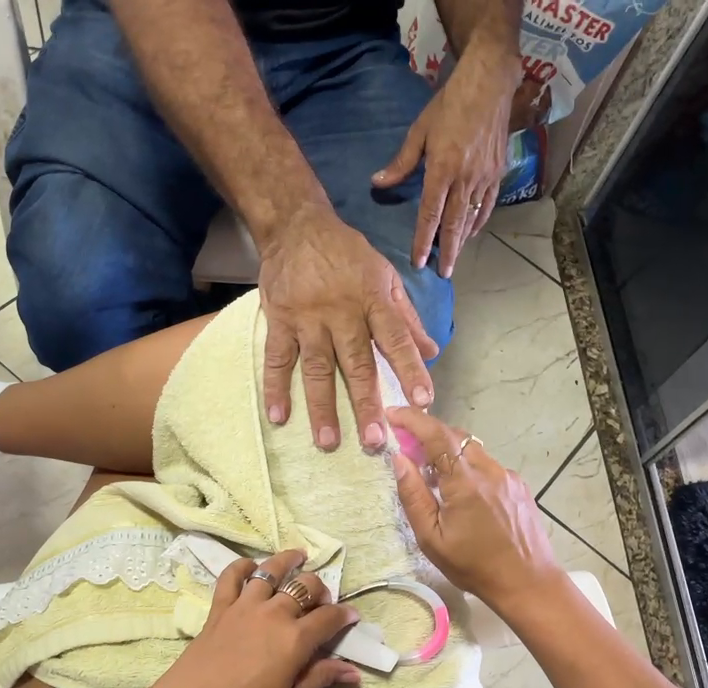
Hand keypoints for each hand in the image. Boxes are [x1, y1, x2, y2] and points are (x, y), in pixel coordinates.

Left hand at [146, 549, 362, 687]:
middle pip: (305, 586)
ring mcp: (245, 606)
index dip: (344, 615)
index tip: (351, 617)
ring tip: (298, 556)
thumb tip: (354, 671)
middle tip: (322, 600)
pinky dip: (242, 566)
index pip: (330, 617)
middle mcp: (274, 614)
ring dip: (288, 561)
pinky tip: (251, 567)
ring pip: (271, 571)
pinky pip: (231, 577)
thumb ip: (321, 678)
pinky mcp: (220, 607)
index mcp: (296, 639)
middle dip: (320, 589)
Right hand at [260, 206, 438, 452]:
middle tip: (374, 440)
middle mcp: (341, 312)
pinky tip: (279, 417)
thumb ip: (407, 318)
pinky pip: (277, 359)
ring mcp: (307, 319)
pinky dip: (276, 388)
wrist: (296, 225)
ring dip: (322, 407)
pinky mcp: (279, 321)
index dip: (410, 370)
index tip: (423, 401)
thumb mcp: (385, 276)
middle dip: (366, 404)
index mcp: (373, 300)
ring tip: (328, 442)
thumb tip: (431, 352)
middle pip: (356, 364)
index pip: (396, 339)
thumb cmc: (347, 255)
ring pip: (317, 369)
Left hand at [373, 53, 518, 278]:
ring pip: (471, 219)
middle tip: (443, 274)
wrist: (489, 83)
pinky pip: (487, 206)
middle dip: (447, 252)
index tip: (419, 261)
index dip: (423, 240)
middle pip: (454, 225)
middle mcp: (465, 179)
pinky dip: (478, 223)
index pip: (430, 214)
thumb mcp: (420, 131)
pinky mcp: (497, 173)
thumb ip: (401, 163)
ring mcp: (484, 178)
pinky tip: (471, 234)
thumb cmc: (449, 104)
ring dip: (462, 242)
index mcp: (443, 169)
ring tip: (454, 260)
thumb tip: (377, 184)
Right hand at [388, 405, 564, 609]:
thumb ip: (413, 496)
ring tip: (433, 478)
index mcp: (464, 482)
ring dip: (450, 454)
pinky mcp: (518, 487)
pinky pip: (487, 467)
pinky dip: (468, 469)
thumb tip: (399, 460)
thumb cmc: (474, 566)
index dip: (412, 419)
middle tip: (407, 449)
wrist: (528, 583)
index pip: (436, 434)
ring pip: (473, 451)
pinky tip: (463, 496)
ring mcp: (507, 476)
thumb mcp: (431, 538)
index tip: (393, 414)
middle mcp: (489, 470)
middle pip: (455, 436)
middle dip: (429, 436)